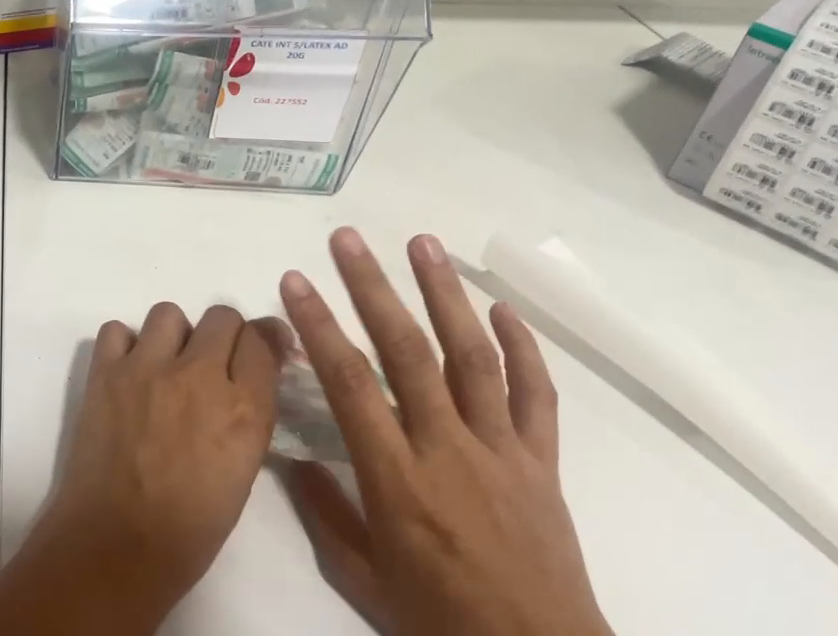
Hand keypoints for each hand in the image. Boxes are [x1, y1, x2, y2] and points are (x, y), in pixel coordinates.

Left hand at [35, 303, 286, 623]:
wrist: (118, 540)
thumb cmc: (191, 525)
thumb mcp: (243, 470)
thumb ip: (247, 415)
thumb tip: (244, 381)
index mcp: (245, 409)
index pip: (263, 340)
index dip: (264, 340)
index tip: (259, 348)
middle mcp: (199, 376)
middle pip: (221, 317)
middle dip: (222, 334)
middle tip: (210, 362)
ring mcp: (148, 368)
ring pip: (169, 313)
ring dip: (173, 335)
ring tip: (165, 366)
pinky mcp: (106, 371)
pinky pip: (117, 330)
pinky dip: (125, 344)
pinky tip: (128, 373)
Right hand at [280, 228, 611, 635]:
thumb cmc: (439, 618)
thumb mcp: (363, 575)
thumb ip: (325, 511)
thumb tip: (294, 457)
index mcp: (397, 478)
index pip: (349, 382)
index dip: (318, 325)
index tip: (294, 281)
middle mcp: (448, 449)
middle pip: (407, 352)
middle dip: (373, 288)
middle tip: (348, 239)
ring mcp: (502, 451)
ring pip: (471, 357)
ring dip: (445, 295)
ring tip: (421, 244)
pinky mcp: (543, 462)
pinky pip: (536, 396)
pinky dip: (522, 347)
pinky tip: (501, 308)